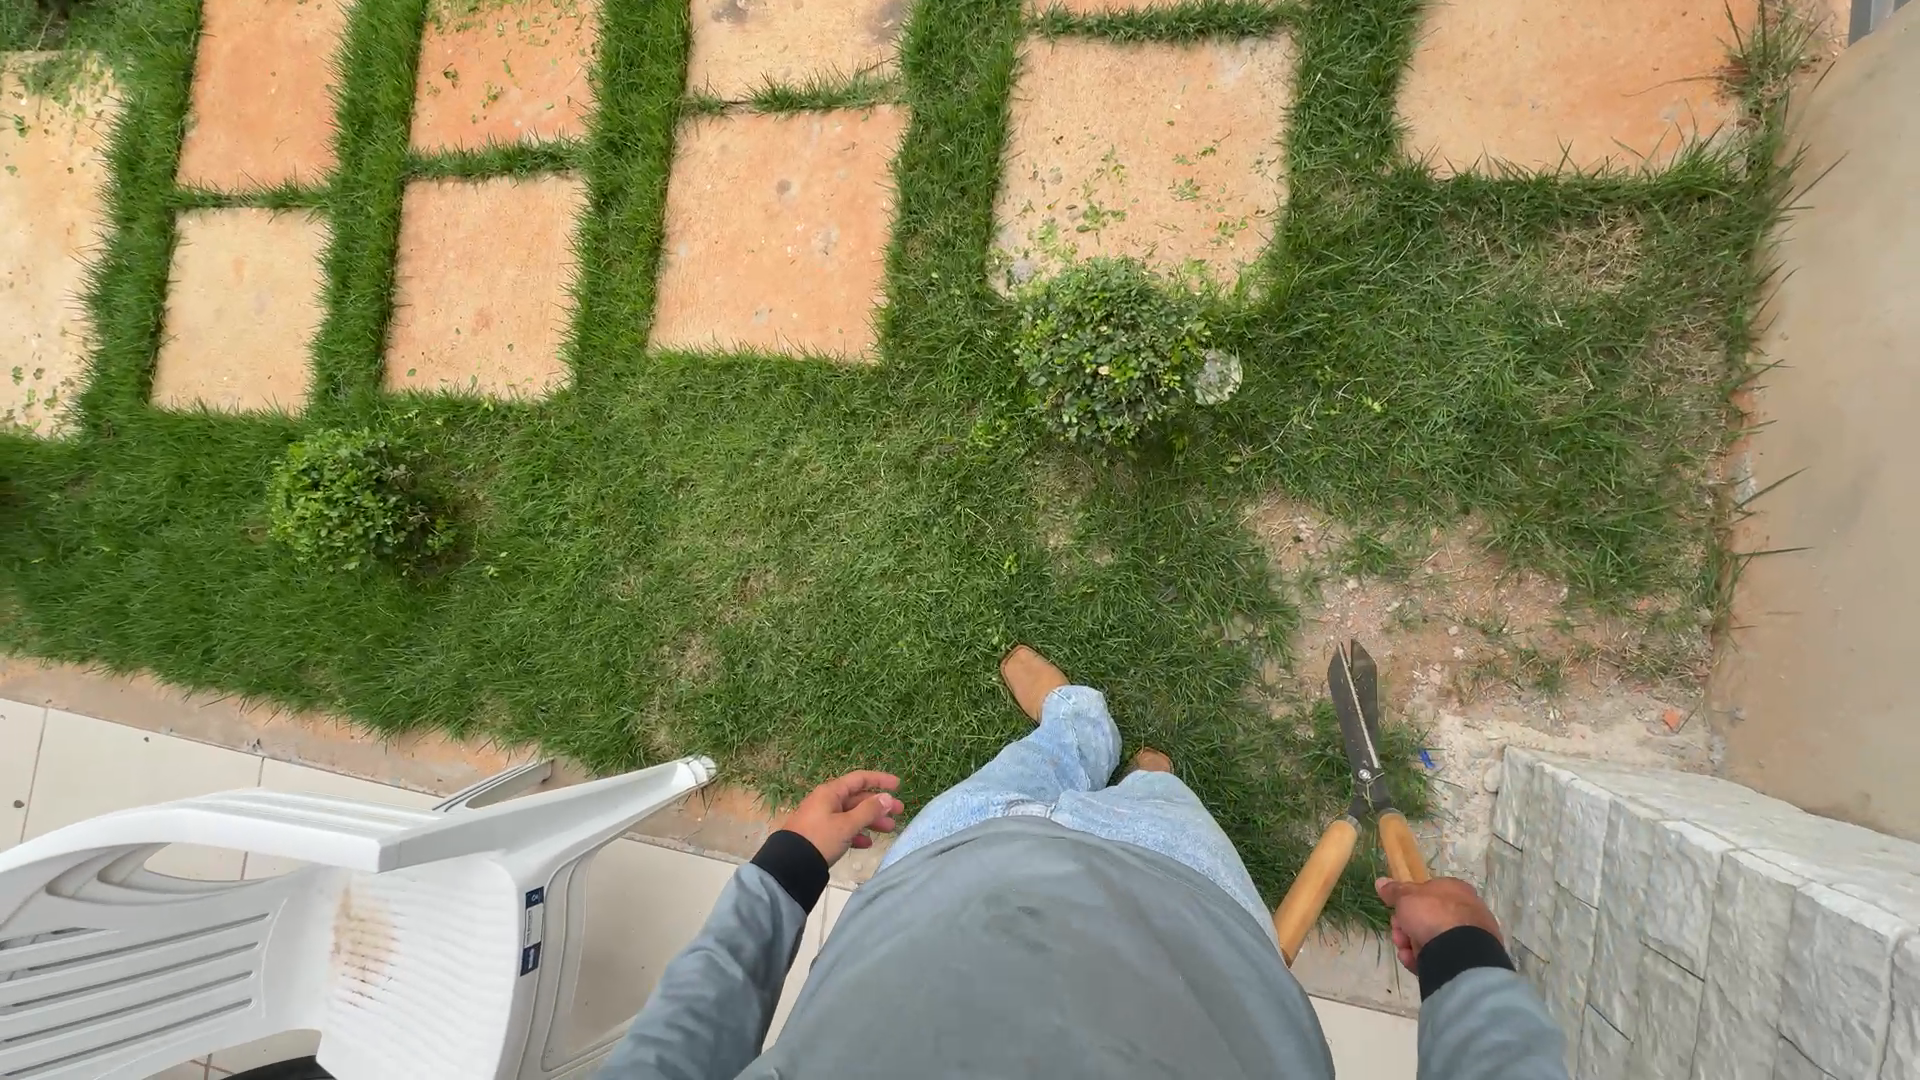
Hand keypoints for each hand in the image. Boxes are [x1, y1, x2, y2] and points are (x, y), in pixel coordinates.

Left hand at [786, 771, 903, 864]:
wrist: (789, 865)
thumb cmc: (820, 838)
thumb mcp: (847, 824)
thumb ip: (869, 810)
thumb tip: (888, 797)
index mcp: (831, 792)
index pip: (860, 779)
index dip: (880, 780)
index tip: (898, 785)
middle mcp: (826, 801)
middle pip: (858, 798)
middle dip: (879, 805)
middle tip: (899, 812)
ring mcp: (822, 818)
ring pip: (852, 815)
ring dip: (871, 821)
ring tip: (889, 829)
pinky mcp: (820, 834)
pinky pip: (843, 829)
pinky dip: (856, 833)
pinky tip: (866, 843)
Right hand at [1375, 876, 1503, 973]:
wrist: (1460, 952)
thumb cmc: (1432, 914)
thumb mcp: (1405, 896)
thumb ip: (1393, 890)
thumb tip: (1380, 882)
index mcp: (1455, 889)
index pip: (1427, 891)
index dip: (1407, 900)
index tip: (1395, 909)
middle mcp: (1467, 910)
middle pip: (1426, 916)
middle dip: (1405, 925)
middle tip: (1397, 931)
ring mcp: (1470, 936)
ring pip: (1432, 937)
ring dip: (1410, 943)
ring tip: (1403, 949)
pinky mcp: (1469, 960)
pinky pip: (1441, 955)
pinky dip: (1424, 958)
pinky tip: (1412, 960)